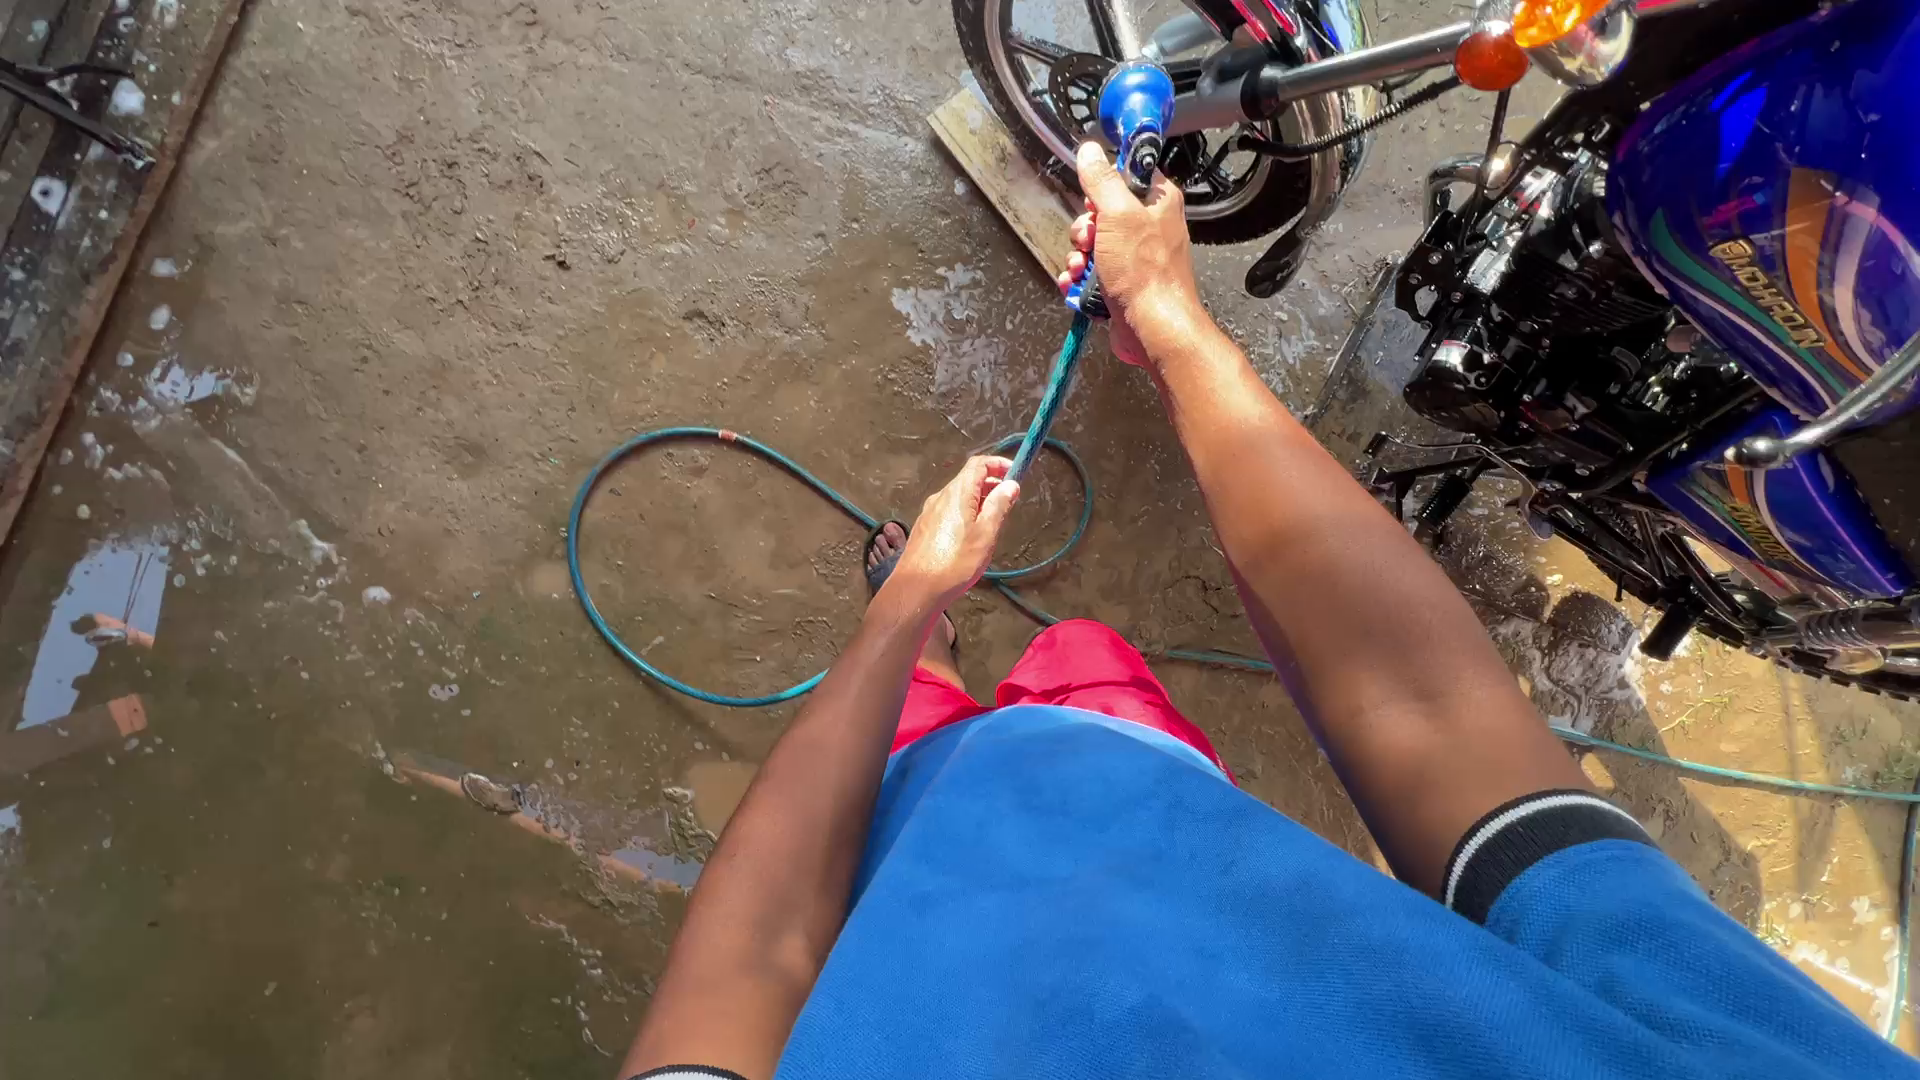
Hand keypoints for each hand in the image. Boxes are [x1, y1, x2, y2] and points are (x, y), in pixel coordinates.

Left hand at [887, 456, 1021, 609]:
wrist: (916, 589)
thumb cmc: (955, 562)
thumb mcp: (985, 534)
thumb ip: (998, 506)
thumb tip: (1010, 485)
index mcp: (956, 493)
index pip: (978, 464)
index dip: (998, 464)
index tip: (1015, 474)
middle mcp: (940, 497)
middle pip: (968, 479)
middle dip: (991, 484)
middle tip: (1009, 501)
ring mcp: (929, 512)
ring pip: (959, 496)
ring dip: (979, 501)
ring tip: (994, 521)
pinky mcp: (925, 528)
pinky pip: (949, 510)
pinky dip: (966, 512)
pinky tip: (972, 535)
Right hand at [1055, 141, 1206, 368]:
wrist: (1152, 328)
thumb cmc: (1143, 271)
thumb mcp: (1118, 214)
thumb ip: (1102, 180)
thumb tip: (1089, 150)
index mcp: (1156, 202)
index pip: (1124, 177)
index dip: (1101, 190)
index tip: (1094, 205)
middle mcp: (1147, 228)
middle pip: (1100, 216)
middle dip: (1084, 231)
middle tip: (1088, 243)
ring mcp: (1133, 260)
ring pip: (1092, 248)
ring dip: (1077, 259)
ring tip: (1082, 271)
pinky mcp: (1120, 286)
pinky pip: (1090, 275)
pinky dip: (1078, 281)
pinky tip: (1075, 286)